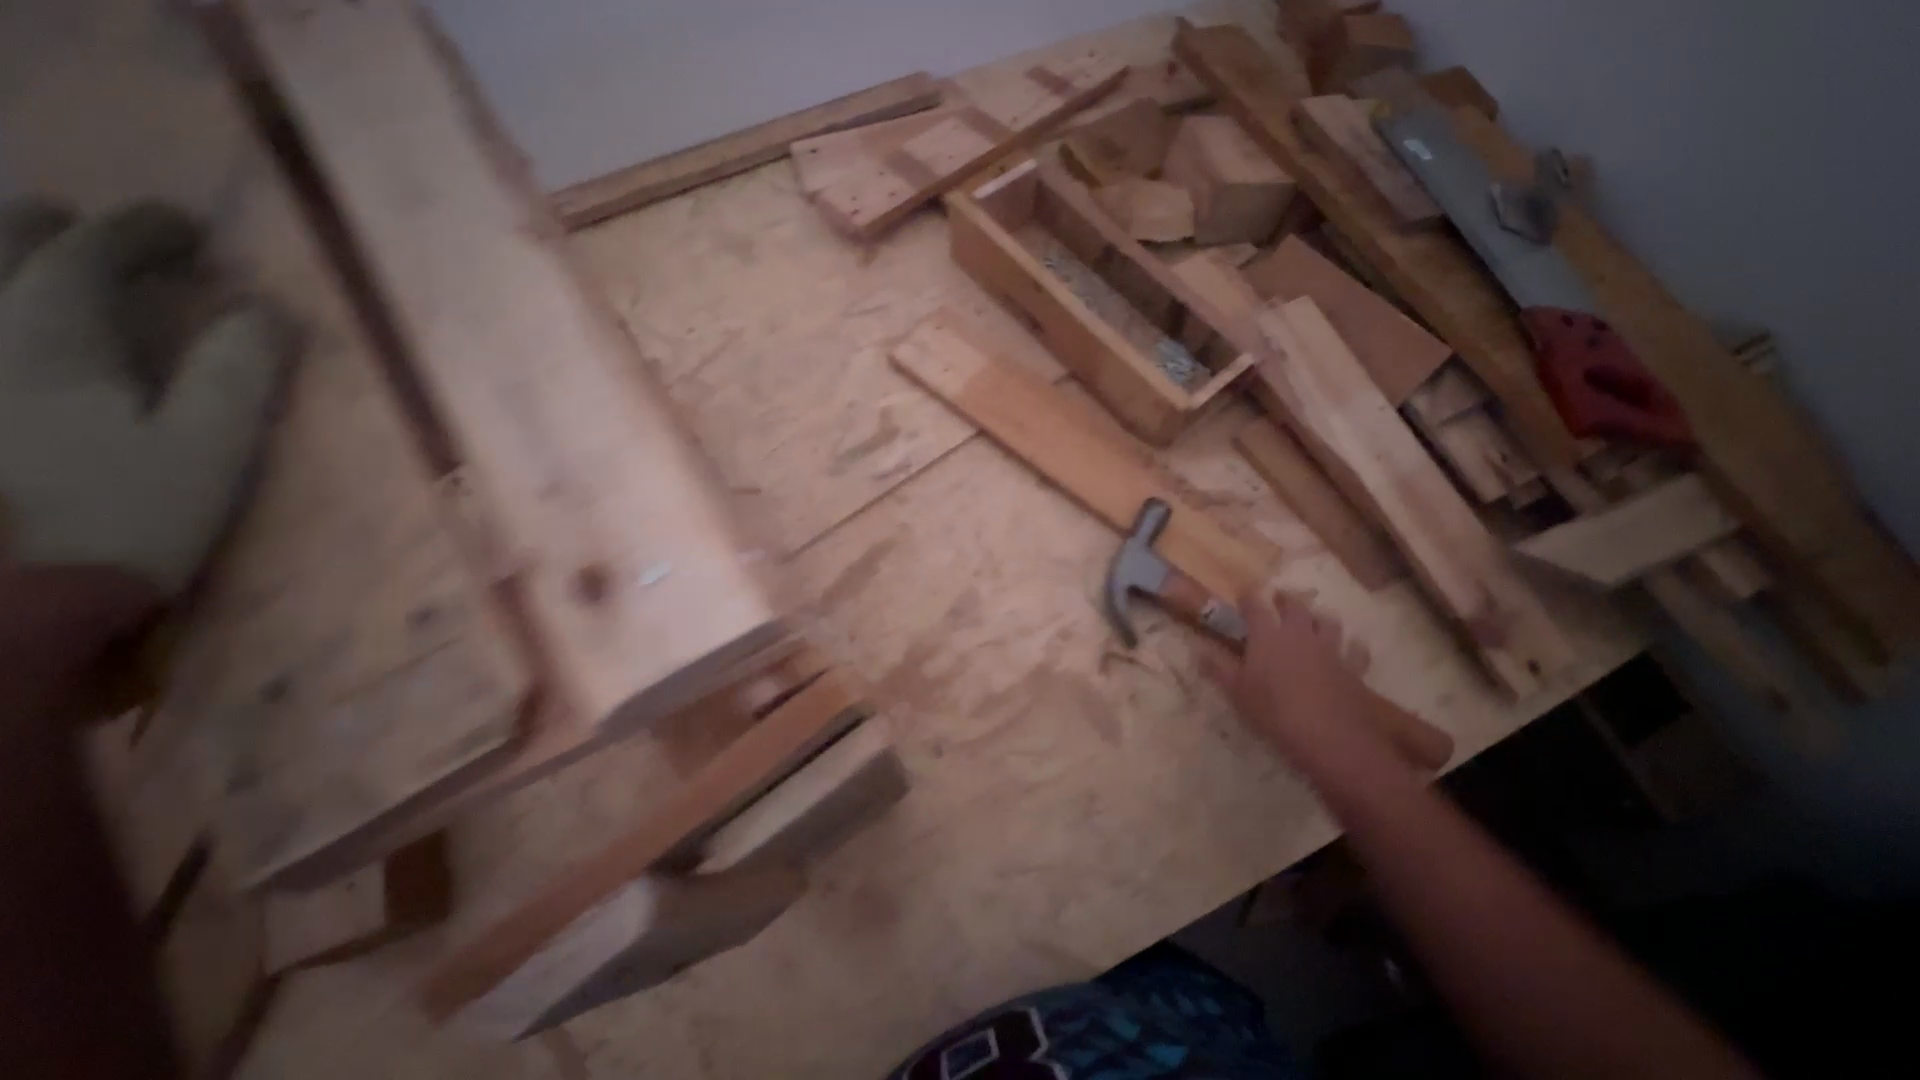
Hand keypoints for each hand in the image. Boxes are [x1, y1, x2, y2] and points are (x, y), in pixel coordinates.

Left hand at [0, 197, 295, 596]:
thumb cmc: (112, 521)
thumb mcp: (204, 451)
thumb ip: (237, 373)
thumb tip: (266, 311)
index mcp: (49, 335)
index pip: (90, 254)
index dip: (143, 232)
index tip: (189, 230)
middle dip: (45, 230)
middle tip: (84, 226)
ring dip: (0, 266)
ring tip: (25, 264)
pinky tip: (12, 338)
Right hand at [1204, 586, 1392, 766]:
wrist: (1329, 735)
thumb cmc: (1274, 712)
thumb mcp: (1237, 693)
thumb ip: (1218, 668)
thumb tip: (1197, 648)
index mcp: (1268, 636)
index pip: (1255, 606)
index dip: (1248, 597)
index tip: (1243, 594)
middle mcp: (1300, 634)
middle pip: (1295, 606)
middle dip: (1285, 600)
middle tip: (1279, 600)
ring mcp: (1330, 649)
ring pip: (1328, 622)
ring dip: (1319, 618)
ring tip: (1314, 620)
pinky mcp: (1353, 667)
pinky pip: (1356, 650)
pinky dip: (1353, 646)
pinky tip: (1351, 648)